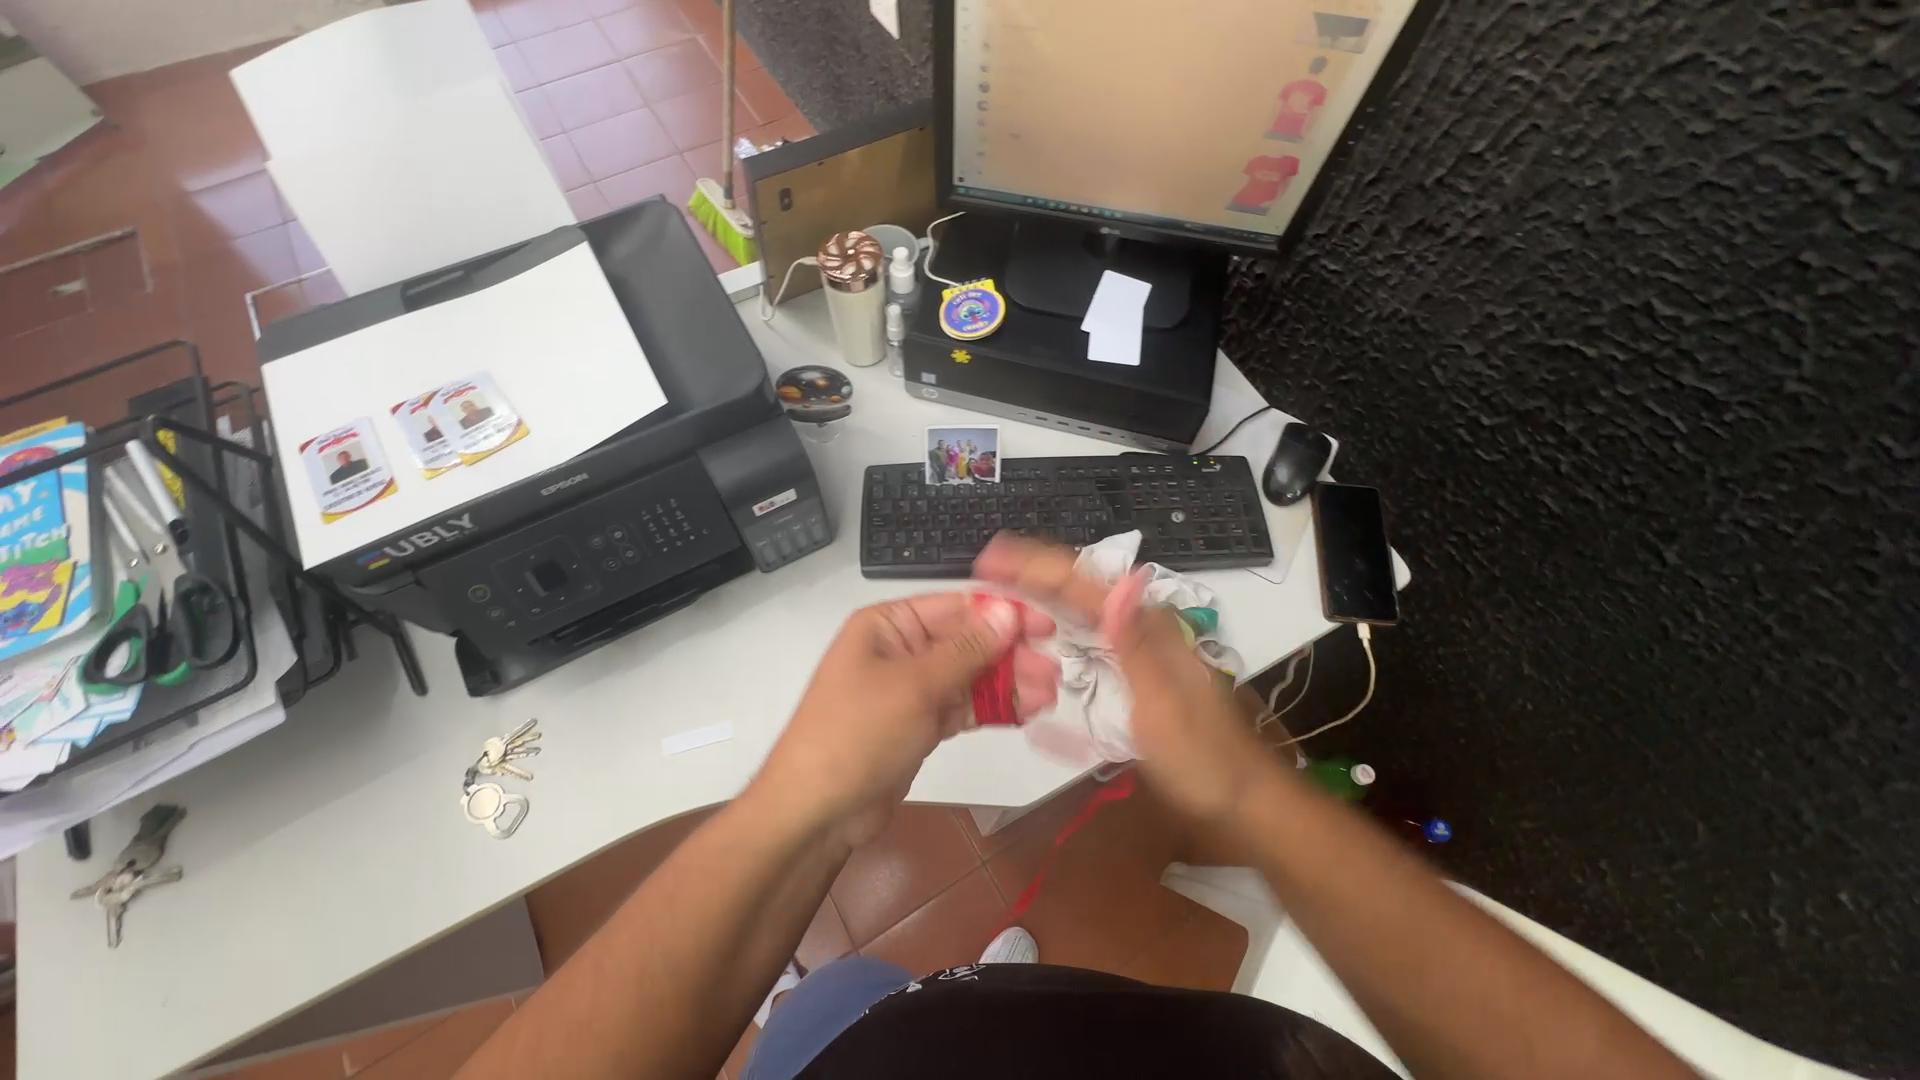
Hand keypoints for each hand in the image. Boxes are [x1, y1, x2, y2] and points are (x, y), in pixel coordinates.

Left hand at [756, 592, 1058, 848]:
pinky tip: (1025, 711)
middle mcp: (901, 650)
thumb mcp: (914, 686)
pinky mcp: (920, 724)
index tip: (1046, 625)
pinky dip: (992, 708)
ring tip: (1047, 695)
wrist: (816, 810)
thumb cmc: (856, 734)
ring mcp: (911, 689)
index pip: (956, 607)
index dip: (1003, 613)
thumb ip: (966, 649)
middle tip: (1053, 672)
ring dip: (1007, 683)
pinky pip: (963, 707)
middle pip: (968, 642)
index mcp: (889, 625)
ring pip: (970, 676)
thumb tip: (1007, 612)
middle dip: (1010, 655)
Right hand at [974, 536, 1272, 823]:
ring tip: (1000, 592)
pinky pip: (1087, 634)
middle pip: (1078, 586)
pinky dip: (1057, 624)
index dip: (1036, 565)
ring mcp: (1136, 646)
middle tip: (986, 570)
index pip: (1083, 582)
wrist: (1239, 793)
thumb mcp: (1164, 706)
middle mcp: (1139, 627)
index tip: (993, 557)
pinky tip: (1036, 630)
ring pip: (1080, 607)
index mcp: (1145, 628)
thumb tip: (1119, 584)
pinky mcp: (1132, 667)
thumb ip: (1137, 647)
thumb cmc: (1202, 757)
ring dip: (1041, 595)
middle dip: (1031, 573)